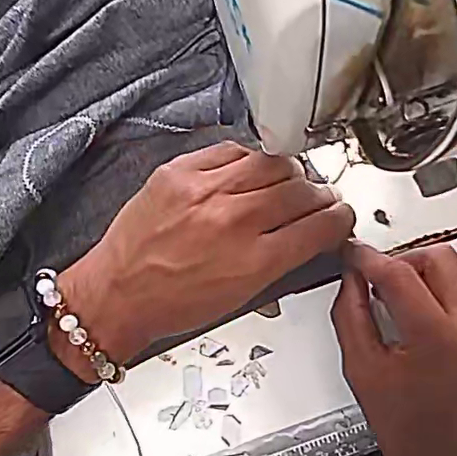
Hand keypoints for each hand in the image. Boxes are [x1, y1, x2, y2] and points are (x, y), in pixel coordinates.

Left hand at [58, 142, 355, 371]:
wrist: (116, 294)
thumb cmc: (171, 305)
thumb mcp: (240, 298)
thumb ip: (281, 263)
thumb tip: (309, 237)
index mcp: (253, 262)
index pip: (318, 227)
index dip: (339, 219)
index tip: (340, 217)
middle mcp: (232, 221)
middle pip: (301, 191)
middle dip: (320, 196)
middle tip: (320, 200)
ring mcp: (204, 191)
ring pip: (272, 164)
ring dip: (290, 174)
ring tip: (289, 183)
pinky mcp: (179, 172)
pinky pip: (232, 150)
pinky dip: (250, 160)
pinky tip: (251, 171)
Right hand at [331, 243, 456, 455]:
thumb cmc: (409, 427)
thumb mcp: (361, 369)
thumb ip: (350, 315)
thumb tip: (352, 279)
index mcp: (434, 337)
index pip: (398, 273)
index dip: (368, 259)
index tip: (357, 256)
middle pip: (441, 258)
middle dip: (405, 261)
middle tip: (386, 278)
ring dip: (451, 265)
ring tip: (428, 283)